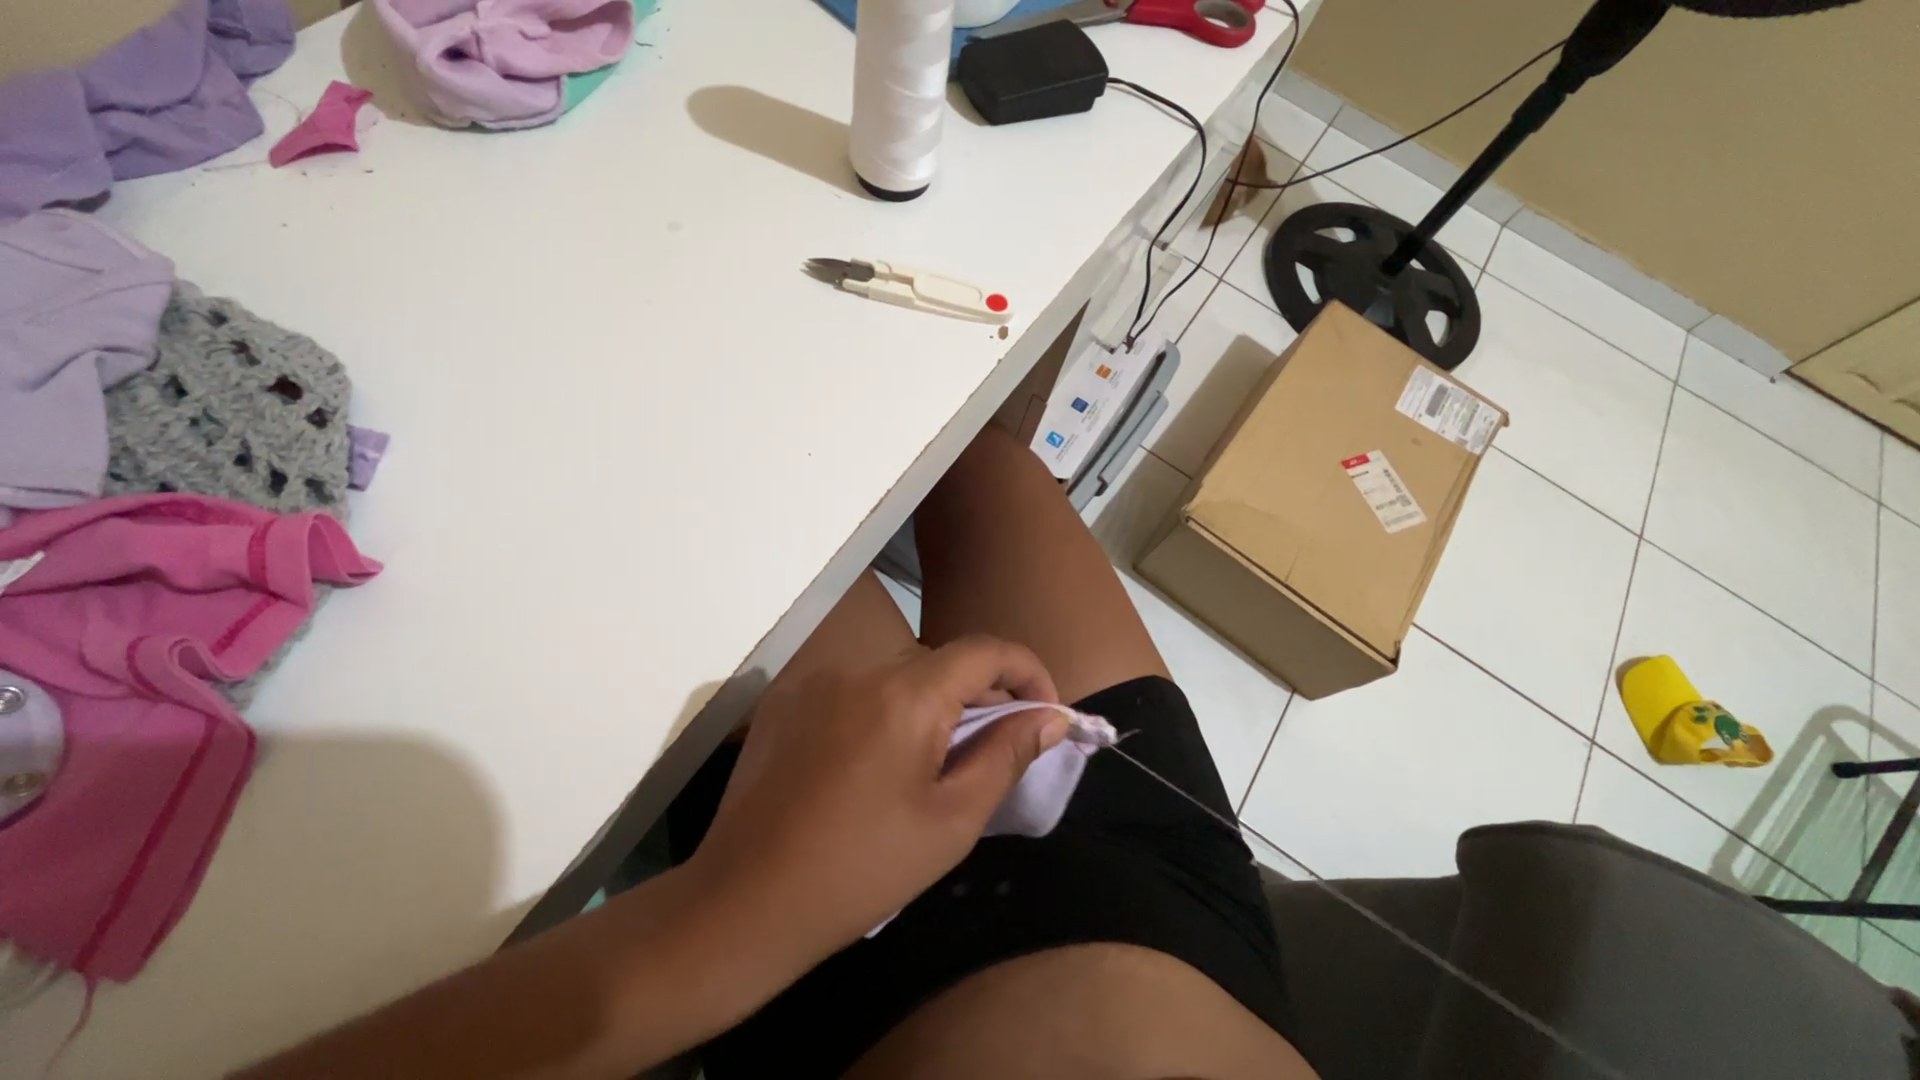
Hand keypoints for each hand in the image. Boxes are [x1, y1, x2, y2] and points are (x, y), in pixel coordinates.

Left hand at [687, 635, 1069, 975]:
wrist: (744, 902)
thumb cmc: (862, 869)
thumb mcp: (952, 821)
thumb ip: (1006, 755)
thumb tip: (1049, 717)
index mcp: (904, 694)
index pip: (985, 650)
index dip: (1028, 672)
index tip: (1045, 713)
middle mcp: (857, 669)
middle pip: (939, 662)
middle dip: (981, 696)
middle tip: (998, 748)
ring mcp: (813, 682)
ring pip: (895, 676)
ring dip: (930, 704)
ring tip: (935, 762)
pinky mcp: (783, 703)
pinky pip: (852, 691)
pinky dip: (882, 711)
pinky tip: (875, 764)